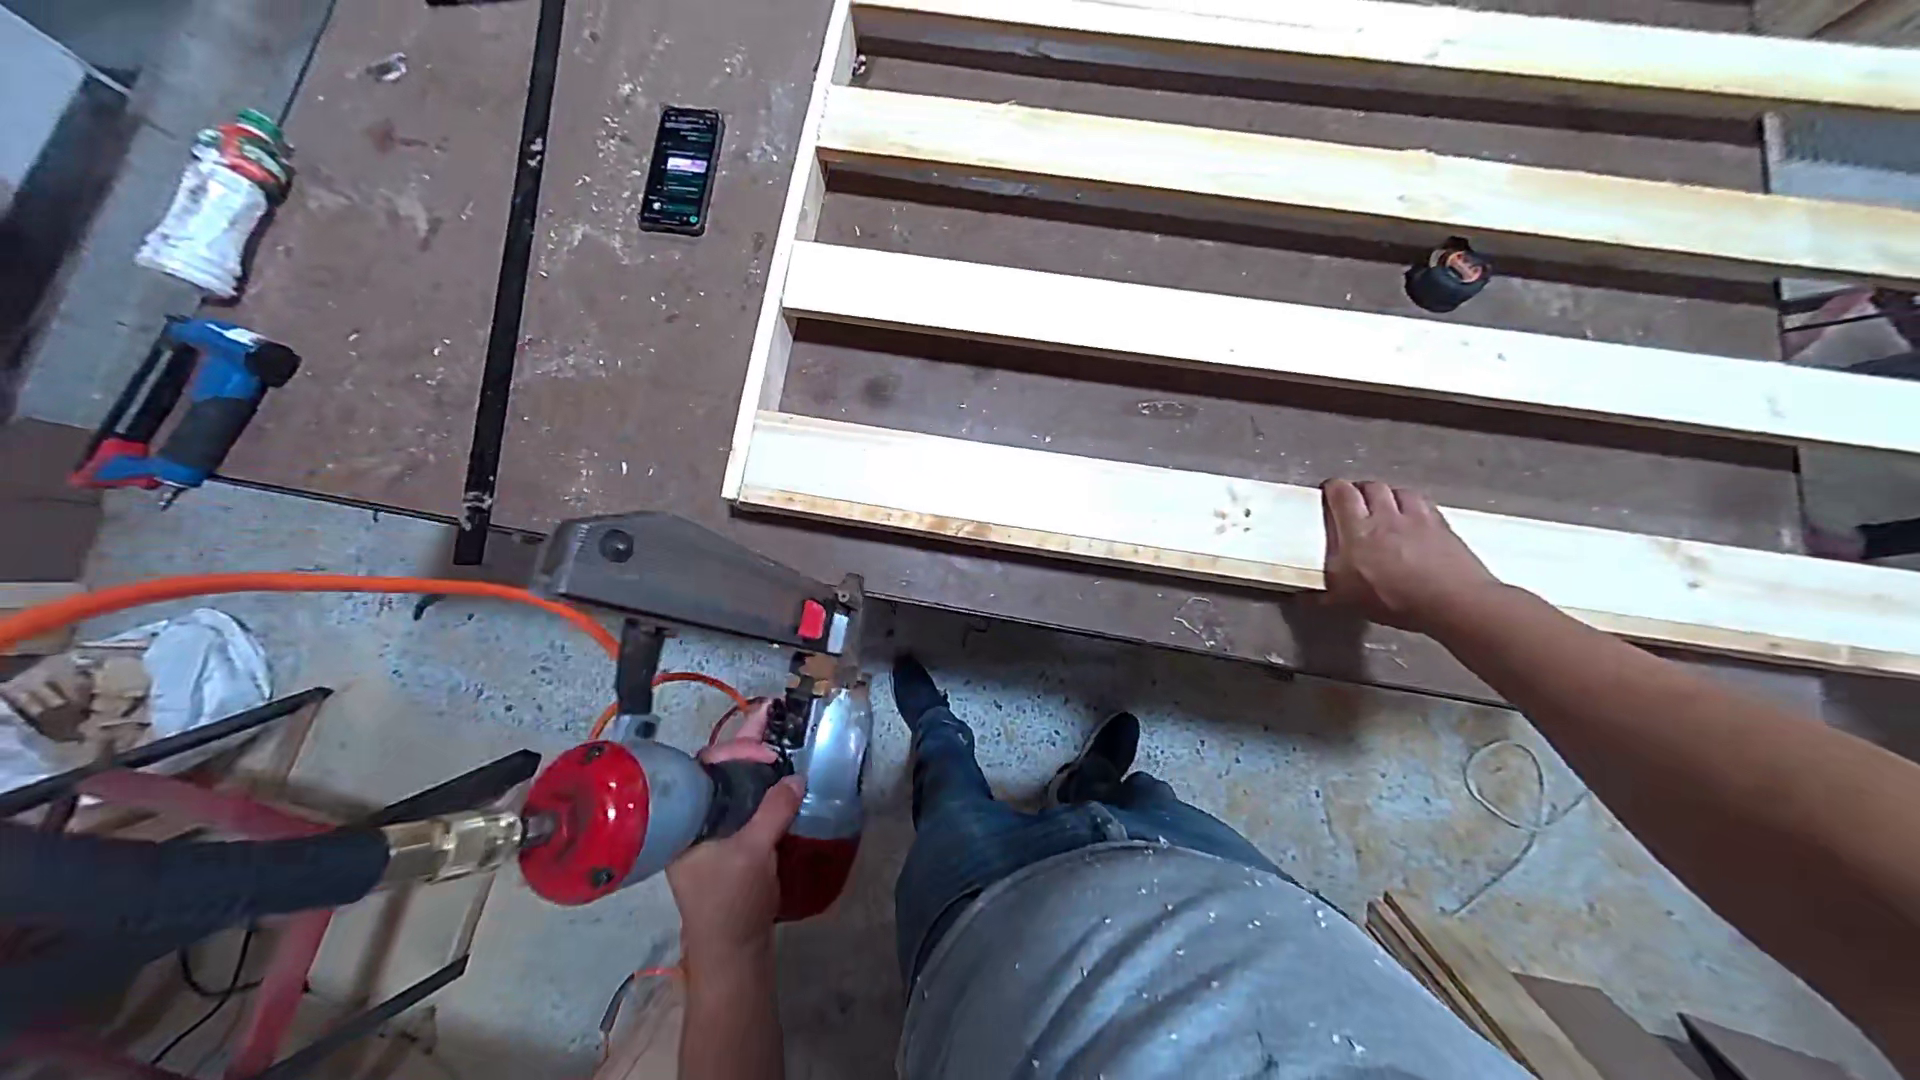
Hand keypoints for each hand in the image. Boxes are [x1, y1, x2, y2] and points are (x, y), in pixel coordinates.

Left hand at [667, 700, 805, 965]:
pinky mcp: (732, 838)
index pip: (708, 767)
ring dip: (756, 756)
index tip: (770, 751)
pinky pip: (746, 798)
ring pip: (733, 781)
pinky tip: (782, 772)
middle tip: (773, 711)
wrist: (733, 951)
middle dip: (746, 740)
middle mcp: (696, 817)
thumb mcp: (754, 853)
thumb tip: (797, 779)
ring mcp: (713, 828)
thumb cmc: (731, 902)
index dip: (739, 750)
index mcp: (686, 817)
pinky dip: (764, 780)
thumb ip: (774, 811)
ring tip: (778, 728)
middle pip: (720, 767)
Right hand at [1320, 479, 1502, 632]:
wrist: (1454, 602)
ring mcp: (1417, 518)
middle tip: (1355, 499)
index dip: (1334, 488)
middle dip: (1361, 489)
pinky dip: (1414, 505)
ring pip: (1399, 491)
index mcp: (1357, 531)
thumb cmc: (1395, 600)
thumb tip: (1300, 597)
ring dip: (1389, 494)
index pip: (1342, 494)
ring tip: (1385, 505)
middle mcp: (1386, 517)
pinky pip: (1424, 504)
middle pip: (1372, 487)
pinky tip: (1413, 517)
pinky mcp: (1442, 525)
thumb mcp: (1348, 601)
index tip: (1329, 490)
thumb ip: (1322, 595)